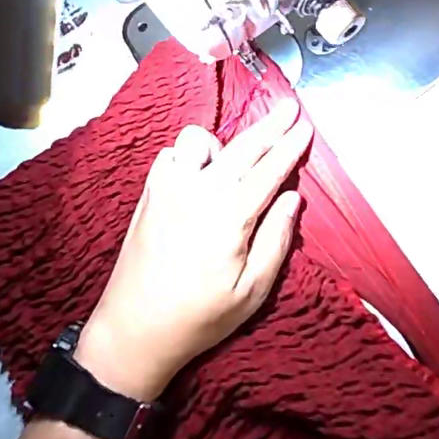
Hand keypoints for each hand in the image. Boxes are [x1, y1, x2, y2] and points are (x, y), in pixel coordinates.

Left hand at [78, 101, 313, 401]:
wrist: (133, 330)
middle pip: (241, 146)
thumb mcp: (253, 291)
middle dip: (270, 125)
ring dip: (223, 141)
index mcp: (229, 216)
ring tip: (235, 159)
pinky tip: (199, 171)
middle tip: (289, 107)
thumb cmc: (199, 318)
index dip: (290, 145)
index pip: (268, 169)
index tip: (305, 126)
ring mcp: (168, 189)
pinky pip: (170, 154)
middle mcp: (197, 192)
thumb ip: (276, 239)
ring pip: (198, 139)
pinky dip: (189, 154)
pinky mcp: (149, 195)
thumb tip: (292, 199)